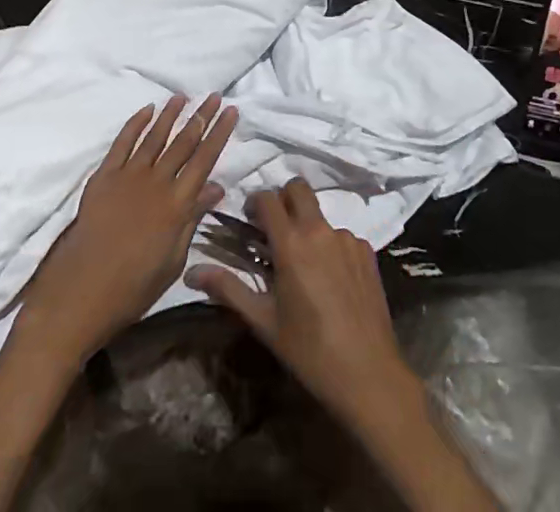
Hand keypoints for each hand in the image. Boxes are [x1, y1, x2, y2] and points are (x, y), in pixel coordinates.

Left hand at [18, 94, 234, 362]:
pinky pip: (121, 144)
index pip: (205, 159)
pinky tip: (146, 111)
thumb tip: (216, 188)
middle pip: (183, 142)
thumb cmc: (133, 287)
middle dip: (201, 117)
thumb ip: (192, 219)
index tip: (231, 112)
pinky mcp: (102, 179)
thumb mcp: (174, 259)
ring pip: (154, 137)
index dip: (219, 133)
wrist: (79, 294)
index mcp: (178, 204)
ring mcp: (127, 178)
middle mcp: (156, 183)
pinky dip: (135, 125)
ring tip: (183, 96)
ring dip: (170, 115)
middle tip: (213, 96)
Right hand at [186, 178, 422, 431]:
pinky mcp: (367, 251)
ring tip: (303, 267)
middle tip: (274, 230)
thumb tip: (191, 272)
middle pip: (299, 189)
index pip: (268, 198)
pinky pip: (342, 236)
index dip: (255, 203)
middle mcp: (321, 230)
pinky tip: (329, 280)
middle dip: (283, 199)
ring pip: (321, 216)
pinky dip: (330, 247)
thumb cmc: (307, 348)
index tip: (249, 222)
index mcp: (292, 243)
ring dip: (307, 227)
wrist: (366, 370)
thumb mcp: (262, 320)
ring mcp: (348, 238)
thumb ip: (228, 289)